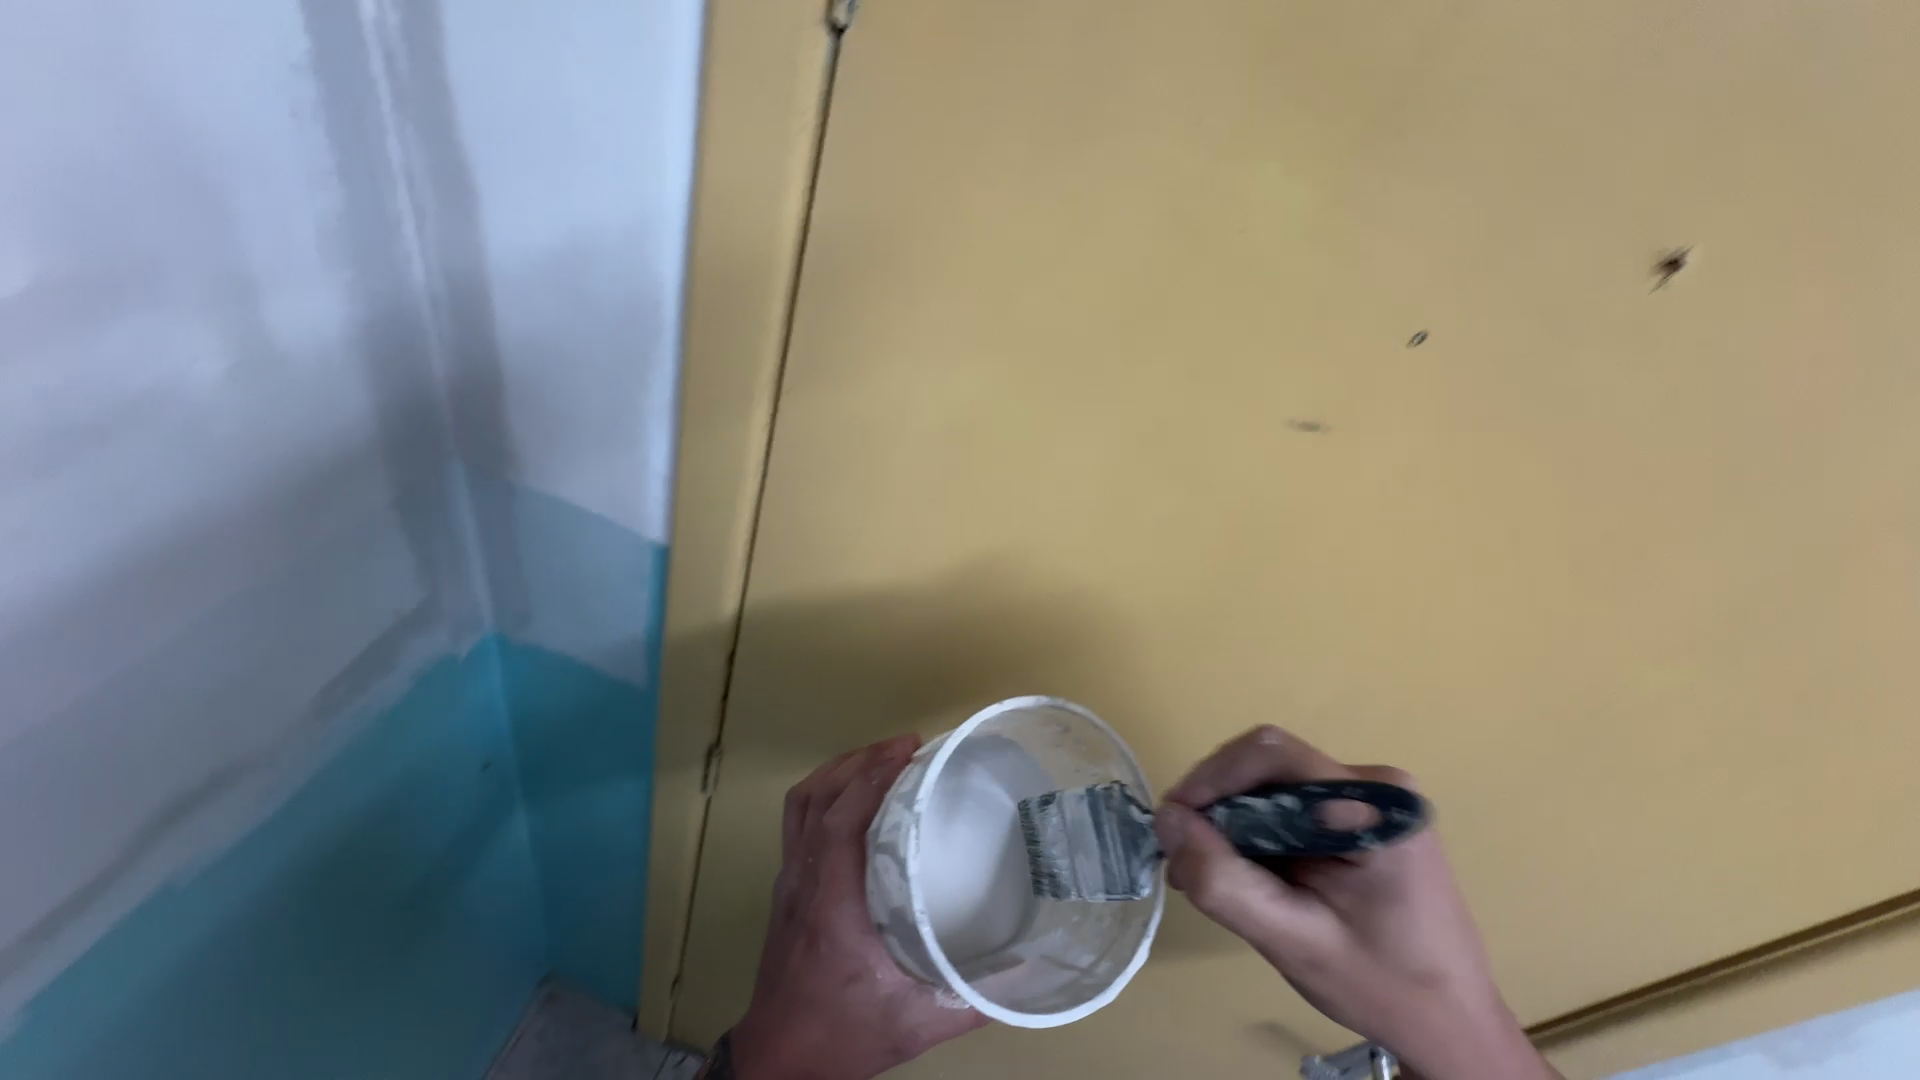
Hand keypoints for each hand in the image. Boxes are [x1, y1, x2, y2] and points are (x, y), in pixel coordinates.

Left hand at [727, 735, 988, 1079]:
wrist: (779, 1056)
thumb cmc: (843, 1033)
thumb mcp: (915, 1022)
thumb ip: (971, 997)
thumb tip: (1026, 970)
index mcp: (833, 902)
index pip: (840, 820)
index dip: (871, 776)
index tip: (908, 750)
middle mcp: (804, 880)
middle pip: (818, 798)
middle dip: (861, 761)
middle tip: (906, 747)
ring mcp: (790, 879)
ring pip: (802, 803)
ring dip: (839, 770)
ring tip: (880, 757)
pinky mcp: (787, 885)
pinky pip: (798, 819)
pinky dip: (825, 791)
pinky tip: (855, 793)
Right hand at [1155, 726, 1559, 1079]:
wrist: (1454, 1029)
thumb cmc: (1382, 988)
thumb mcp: (1292, 941)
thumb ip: (1224, 881)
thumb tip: (1165, 820)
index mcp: (1375, 805)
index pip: (1271, 754)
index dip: (1211, 779)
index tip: (1174, 827)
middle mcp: (1377, 785)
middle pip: (1267, 769)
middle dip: (1217, 808)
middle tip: (1186, 863)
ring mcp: (1372, 799)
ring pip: (1273, 787)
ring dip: (1232, 824)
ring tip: (1211, 877)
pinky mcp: (1363, 817)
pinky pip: (1290, 805)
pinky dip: (1256, 833)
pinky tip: (1248, 875)